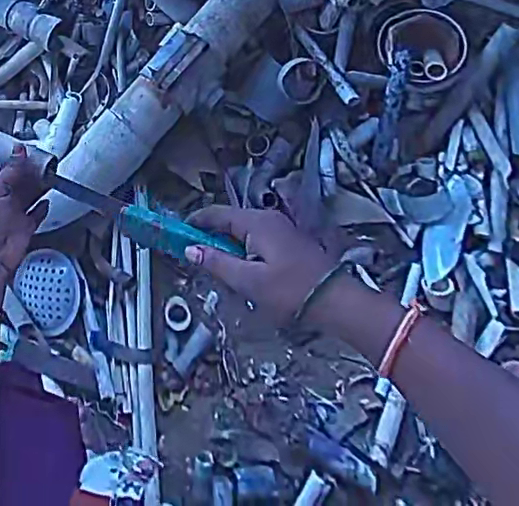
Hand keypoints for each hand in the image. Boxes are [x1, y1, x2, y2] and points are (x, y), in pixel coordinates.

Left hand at [0, 149, 48, 305]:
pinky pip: (36, 213)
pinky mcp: (25, 226)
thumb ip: (11, 170)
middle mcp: (3, 198)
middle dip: (33, 170)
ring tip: (51, 174)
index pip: (6, 167)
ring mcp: (14, 212)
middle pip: (21, 179)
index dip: (19, 158)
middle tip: (46, 160)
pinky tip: (47, 201)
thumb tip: (19, 150)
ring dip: (40, 185)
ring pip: (30, 194)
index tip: (33, 150)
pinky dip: (42, 207)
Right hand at [185, 206, 347, 324]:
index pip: (215, 214)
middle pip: (229, 221)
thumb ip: (218, 263)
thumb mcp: (249, 282)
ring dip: (227, 245)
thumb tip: (191, 249)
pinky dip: (243, 249)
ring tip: (219, 267)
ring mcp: (281, 229)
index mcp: (256, 222)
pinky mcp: (290, 242)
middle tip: (197, 256)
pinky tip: (244, 270)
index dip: (194, 223)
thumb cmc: (292, 292)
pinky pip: (257, 238)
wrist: (340, 304)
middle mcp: (268, 218)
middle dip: (210, 236)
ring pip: (243, 231)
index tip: (178, 235)